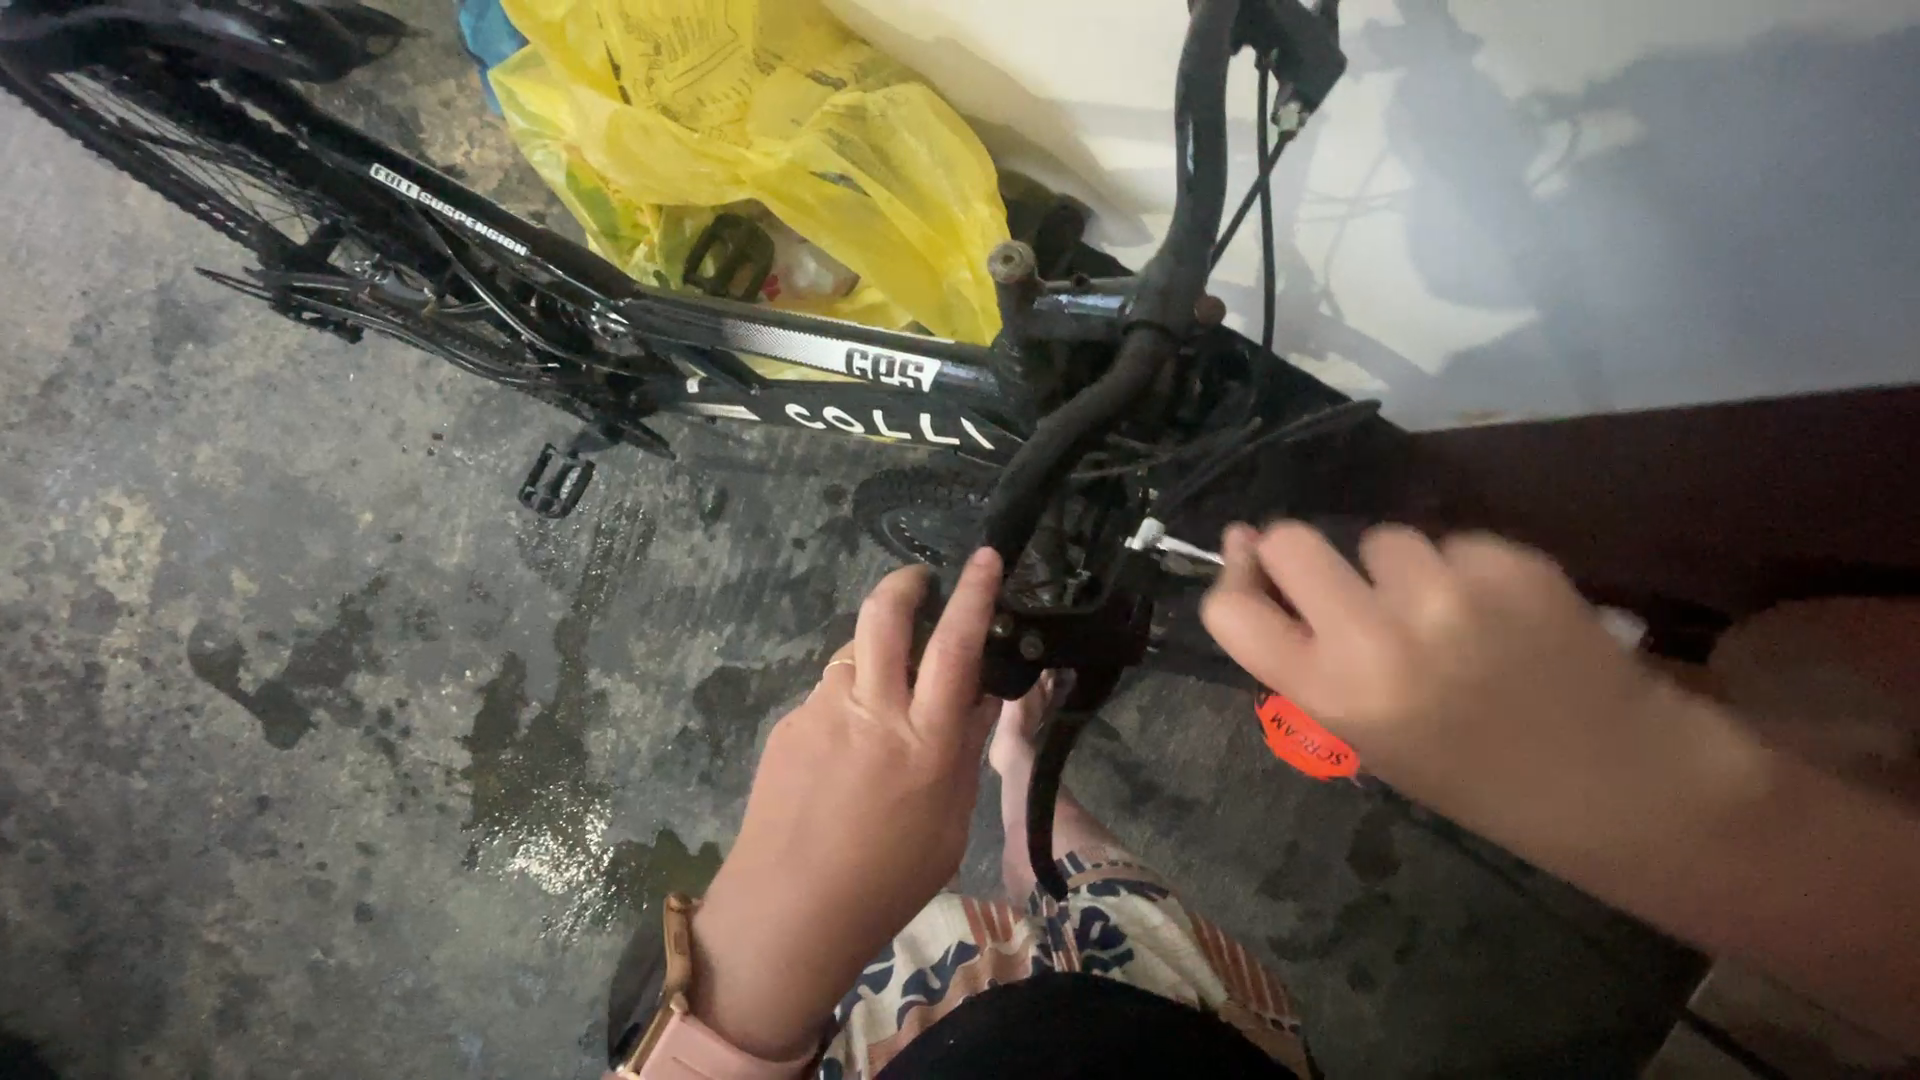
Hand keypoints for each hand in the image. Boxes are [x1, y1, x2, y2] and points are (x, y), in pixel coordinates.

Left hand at [689, 548, 1003, 1060]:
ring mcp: (821, 711)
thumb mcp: (951, 822)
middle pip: (884, 616)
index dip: (974, 593)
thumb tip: (979, 697)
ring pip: (852, 654)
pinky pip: (826, 694)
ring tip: (880, 705)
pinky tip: (841, 754)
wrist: (789, 912)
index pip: (956, 645)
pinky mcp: (787, 724)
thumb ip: (964, 750)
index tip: (985, 556)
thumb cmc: (887, 879)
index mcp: (924, 739)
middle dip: (904, 583)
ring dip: (872, 658)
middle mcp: (871, 709)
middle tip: (918, 582)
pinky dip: (845, 702)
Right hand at [1199, 522, 1759, 860]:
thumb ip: (1300, 655)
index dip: (1236, 578)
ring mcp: (1447, 595)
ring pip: (1380, 538)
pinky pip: (1451, 543)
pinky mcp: (1511, 565)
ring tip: (1445, 616)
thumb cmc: (1464, 769)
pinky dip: (1462, 570)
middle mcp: (1376, 638)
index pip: (1230, 609)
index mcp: (1330, 693)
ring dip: (1397, 569)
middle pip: (1289, 541)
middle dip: (1301, 554)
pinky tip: (1498, 613)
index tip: (1252, 564)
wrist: (1616, 782)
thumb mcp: (1357, 732)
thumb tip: (1254, 559)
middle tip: (1343, 585)